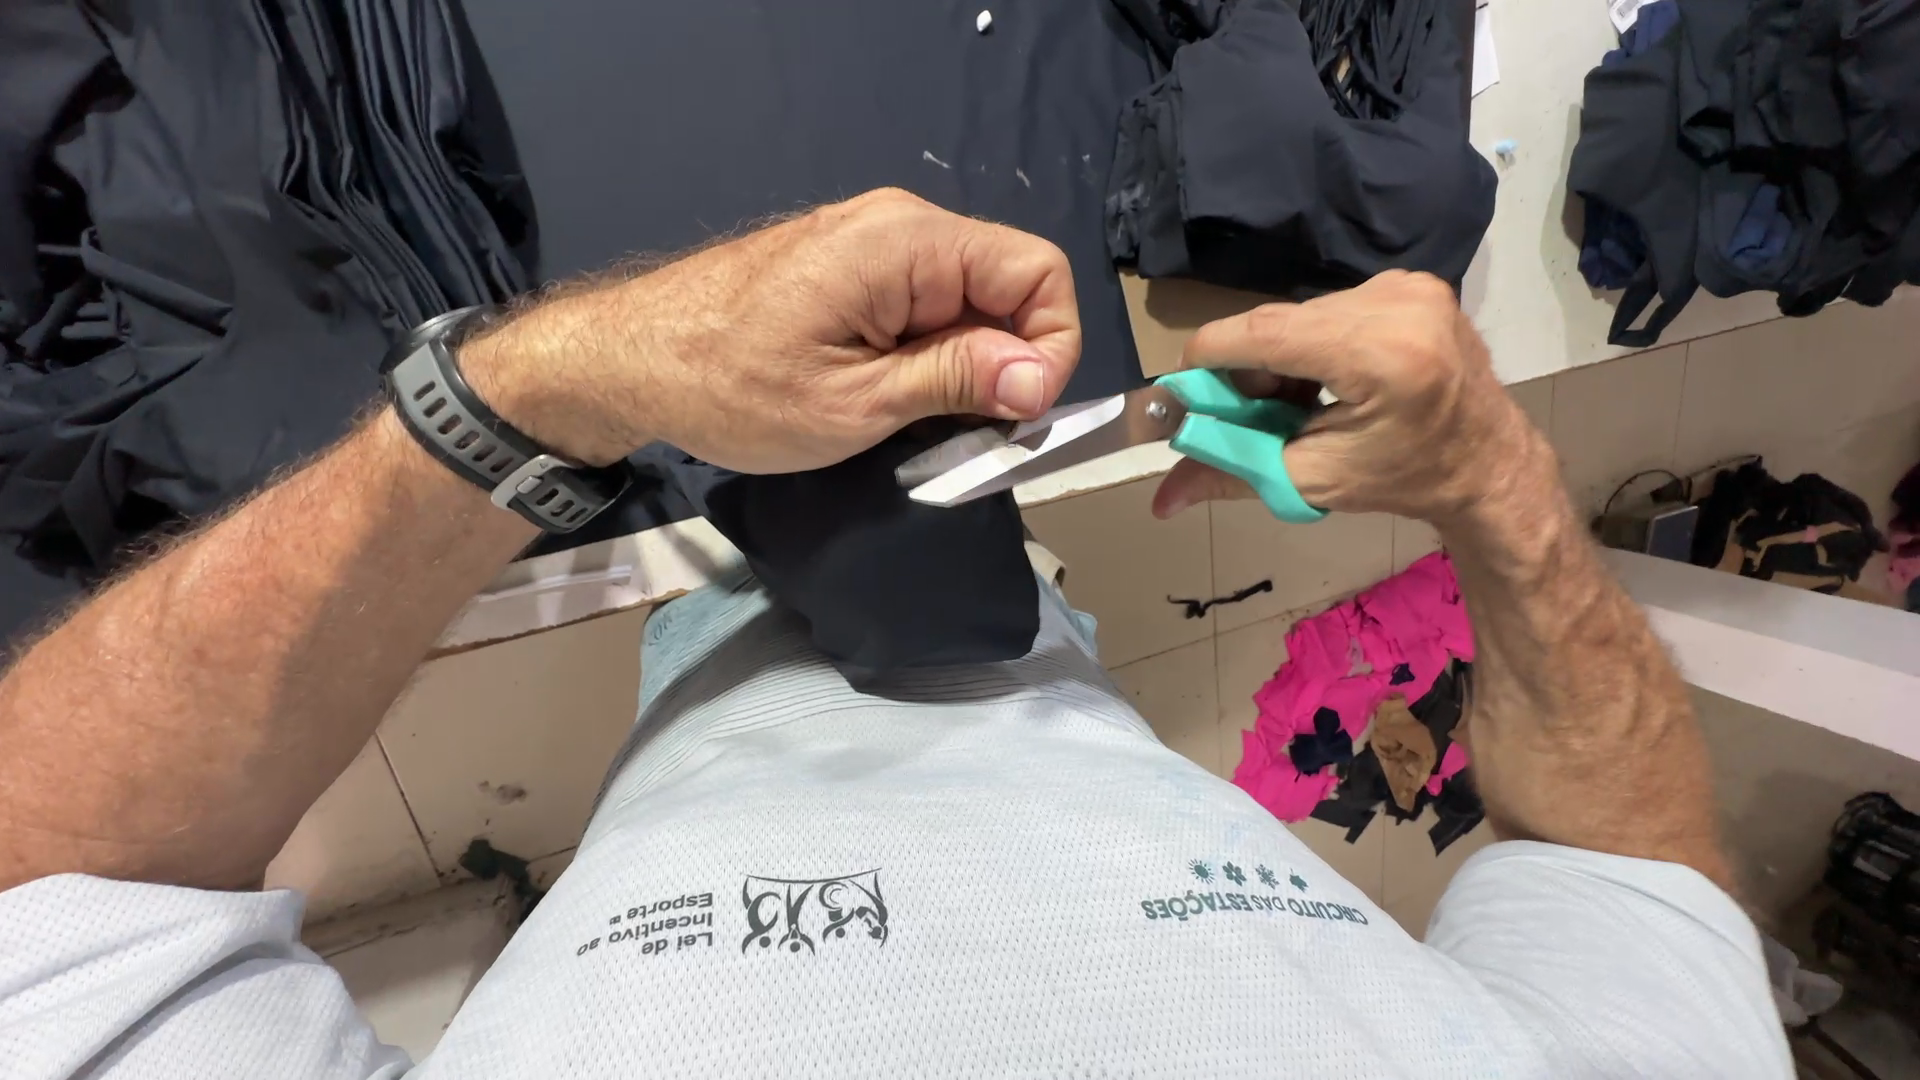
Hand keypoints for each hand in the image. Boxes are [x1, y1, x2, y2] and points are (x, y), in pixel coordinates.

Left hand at [459, 189, 1081, 472]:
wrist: (632, 361)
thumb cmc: (733, 388)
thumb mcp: (856, 402)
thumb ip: (955, 379)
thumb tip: (1040, 379)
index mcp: (909, 244)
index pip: (1038, 273)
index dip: (1052, 347)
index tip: (1022, 416)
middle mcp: (902, 229)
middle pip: (1008, 289)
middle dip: (1007, 366)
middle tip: (969, 436)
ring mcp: (877, 249)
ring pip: (970, 308)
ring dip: (968, 371)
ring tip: (923, 425)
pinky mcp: (857, 275)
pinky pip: (928, 313)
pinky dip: (933, 362)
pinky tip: (898, 401)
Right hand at [1152, 271, 1548, 525]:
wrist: (1487, 464)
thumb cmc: (1403, 479)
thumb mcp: (1310, 481)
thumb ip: (1230, 475)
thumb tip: (1160, 501)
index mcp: (1382, 354)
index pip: (1266, 333)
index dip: (1210, 356)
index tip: (1185, 390)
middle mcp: (1397, 303)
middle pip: (1277, 324)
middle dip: (1245, 368)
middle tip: (1248, 414)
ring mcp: (1407, 286)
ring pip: (1297, 316)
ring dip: (1274, 357)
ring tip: (1293, 402)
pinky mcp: (1409, 284)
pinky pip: (1325, 309)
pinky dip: (1305, 344)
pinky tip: (1320, 380)